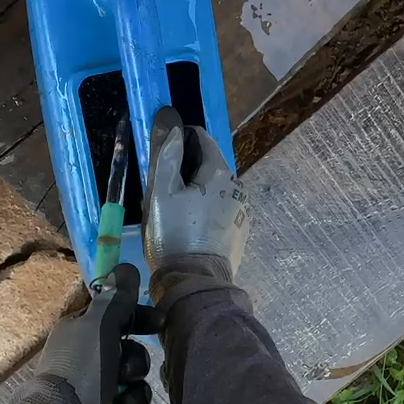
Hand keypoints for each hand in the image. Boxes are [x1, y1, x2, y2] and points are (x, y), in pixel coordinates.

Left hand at [0, 263, 161, 403]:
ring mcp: (96, 392)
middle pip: (130, 352)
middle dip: (137, 363)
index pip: (116, 315)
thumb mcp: (99, 327)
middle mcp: (87, 359)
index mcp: (81, 332)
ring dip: (137, 394)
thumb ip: (117, 298)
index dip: (139, 317)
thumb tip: (125, 264)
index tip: (158, 321)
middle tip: (130, 372)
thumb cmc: (81, 371)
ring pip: (135, 384)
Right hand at [143, 106, 248, 308]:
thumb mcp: (161, 192)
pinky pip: (222, 209)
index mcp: (219, 171)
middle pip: (210, 164)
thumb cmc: (173, 234)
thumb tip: (172, 122)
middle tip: (164, 187)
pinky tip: (191, 226)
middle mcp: (238, 185)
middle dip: (189, 169)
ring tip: (176, 209)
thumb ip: (167, 154)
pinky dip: (208, 210)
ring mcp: (242, 210)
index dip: (180, 140)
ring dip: (199, 190)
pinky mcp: (240, 230)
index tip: (163, 152)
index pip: (201, 138)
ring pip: (216, 188)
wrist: (194, 281)